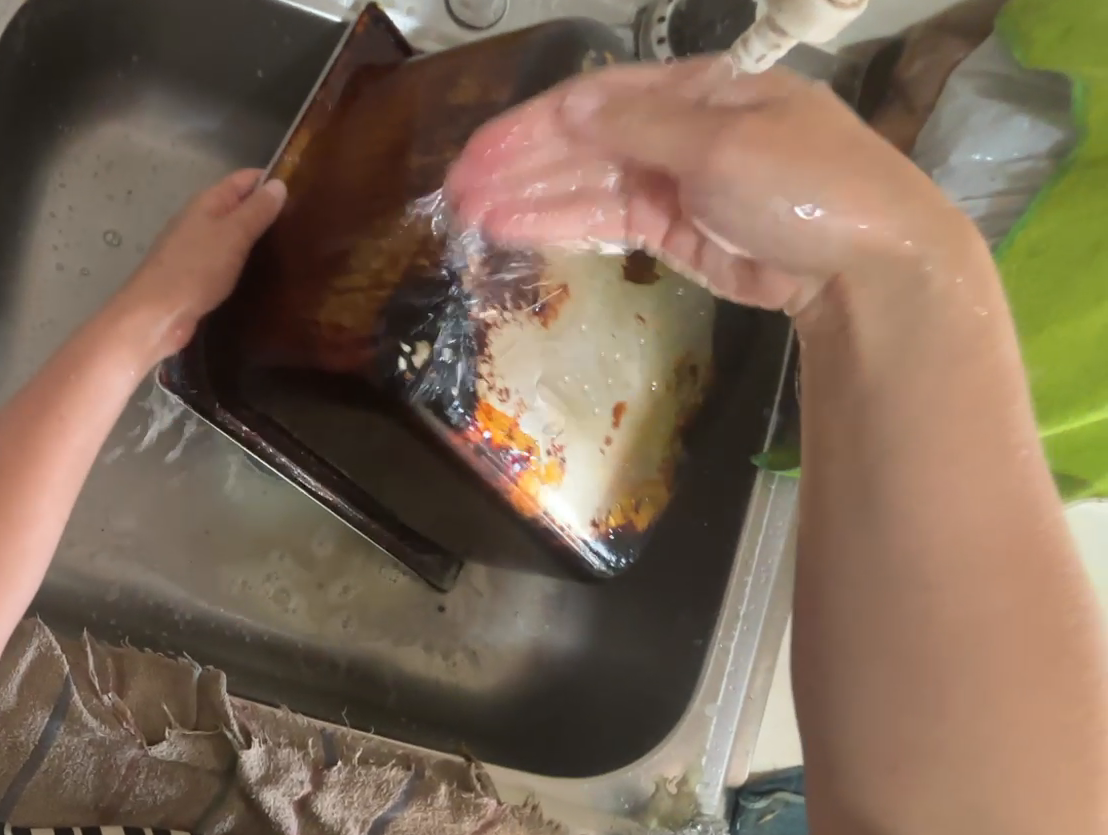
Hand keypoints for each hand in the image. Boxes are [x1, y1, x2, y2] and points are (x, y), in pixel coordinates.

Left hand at [115, 169, 286, 359]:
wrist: (155, 316)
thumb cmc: (194, 270)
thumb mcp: (231, 235)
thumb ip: (255, 211)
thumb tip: (279, 184)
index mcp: (206, 204)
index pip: (243, 180)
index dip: (270, 180)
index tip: (302, 190)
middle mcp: (198, 224)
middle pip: (236, 210)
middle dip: (265, 214)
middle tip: (303, 225)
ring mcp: (194, 254)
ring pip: (230, 240)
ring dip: (254, 243)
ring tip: (290, 251)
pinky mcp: (194, 282)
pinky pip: (223, 267)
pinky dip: (241, 267)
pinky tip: (261, 277)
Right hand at [444, 59, 975, 314]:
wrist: (858, 264)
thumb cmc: (804, 187)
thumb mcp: (723, 146)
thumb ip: (640, 126)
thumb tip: (568, 105)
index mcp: (696, 93)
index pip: (594, 104)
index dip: (527, 129)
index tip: (474, 156)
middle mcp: (674, 132)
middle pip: (577, 145)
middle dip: (514, 167)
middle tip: (453, 193)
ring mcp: (666, 182)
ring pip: (579, 186)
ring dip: (523, 199)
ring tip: (468, 217)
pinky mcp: (661, 228)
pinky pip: (596, 221)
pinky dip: (553, 225)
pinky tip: (510, 230)